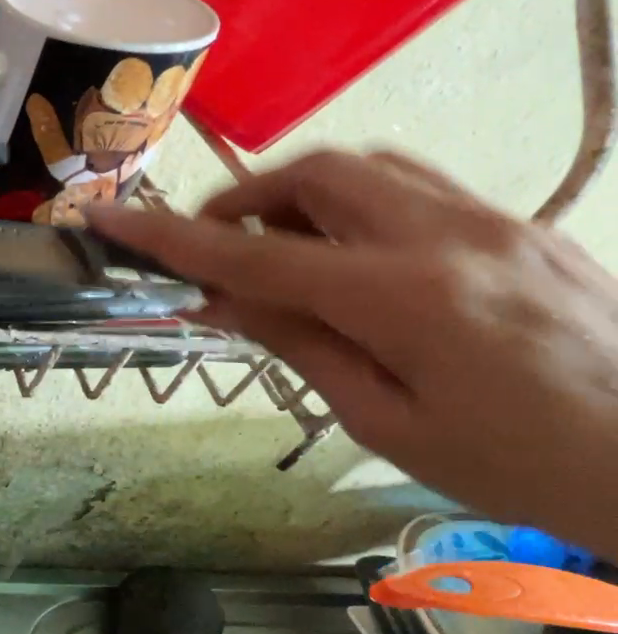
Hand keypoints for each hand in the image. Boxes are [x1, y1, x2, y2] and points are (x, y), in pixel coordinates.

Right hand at [88, 150, 617, 558]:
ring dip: (301, 193)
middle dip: (244, 198)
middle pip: (320, 174)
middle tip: (209, 248)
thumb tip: (220, 300)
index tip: (107, 217)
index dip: (168, 238)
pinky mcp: (525, 228)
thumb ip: (300, 343)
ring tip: (274, 248)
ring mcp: (499, 223)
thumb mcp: (382, 419)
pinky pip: (419, 186)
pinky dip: (356, 202)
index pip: (254, 255)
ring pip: (374, 167)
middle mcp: (450, 237)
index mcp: (404, 297)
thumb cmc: (517, 466)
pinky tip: (347, 254)